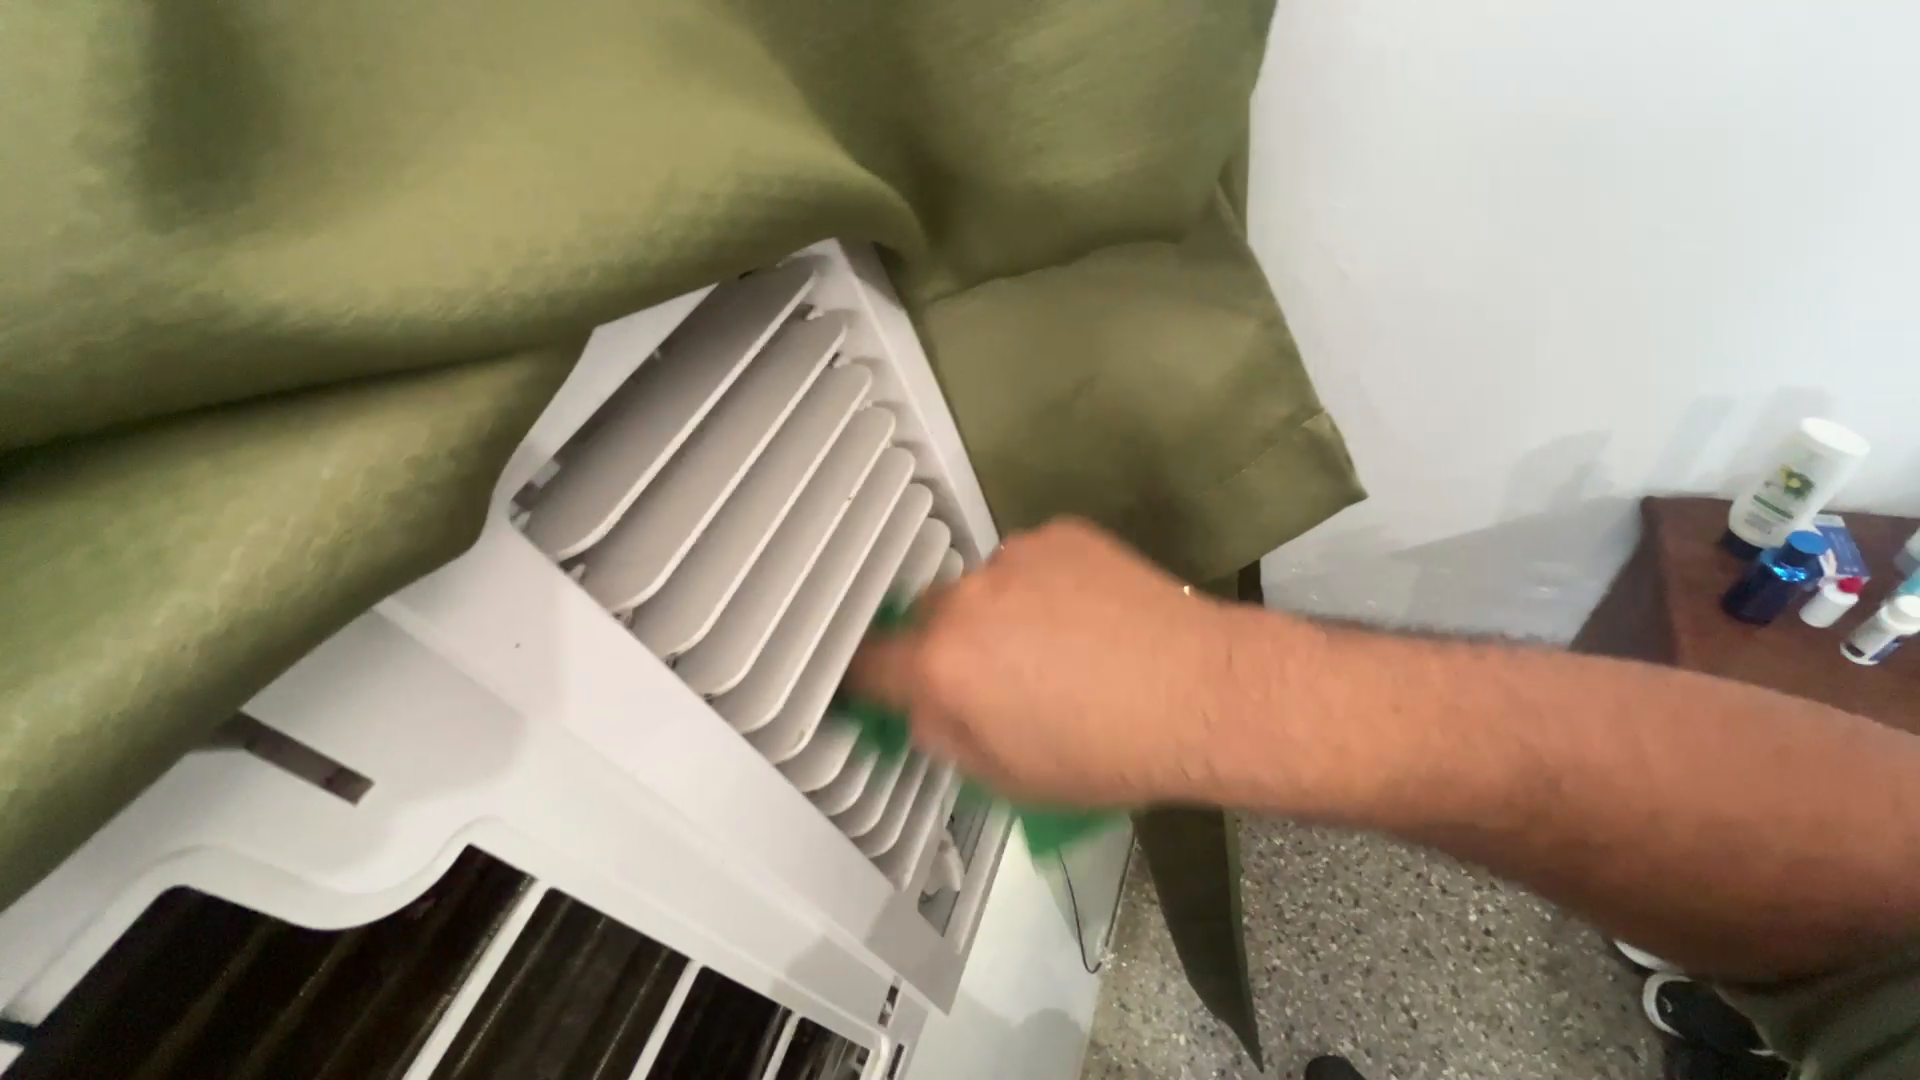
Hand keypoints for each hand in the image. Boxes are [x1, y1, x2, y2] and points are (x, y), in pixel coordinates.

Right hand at [847, 518, 1248, 806]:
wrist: (1202, 692)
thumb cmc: (1105, 752)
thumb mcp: (1008, 778)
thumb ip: (944, 736)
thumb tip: (926, 707)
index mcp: (942, 665)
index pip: (868, 662)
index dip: (866, 675)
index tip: (877, 681)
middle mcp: (965, 599)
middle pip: (927, 617)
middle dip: (944, 645)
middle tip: (996, 676)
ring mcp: (1014, 558)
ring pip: (982, 587)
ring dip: (997, 612)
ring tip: (1058, 643)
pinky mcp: (1060, 534)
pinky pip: (1029, 562)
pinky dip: (1042, 585)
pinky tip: (1088, 614)